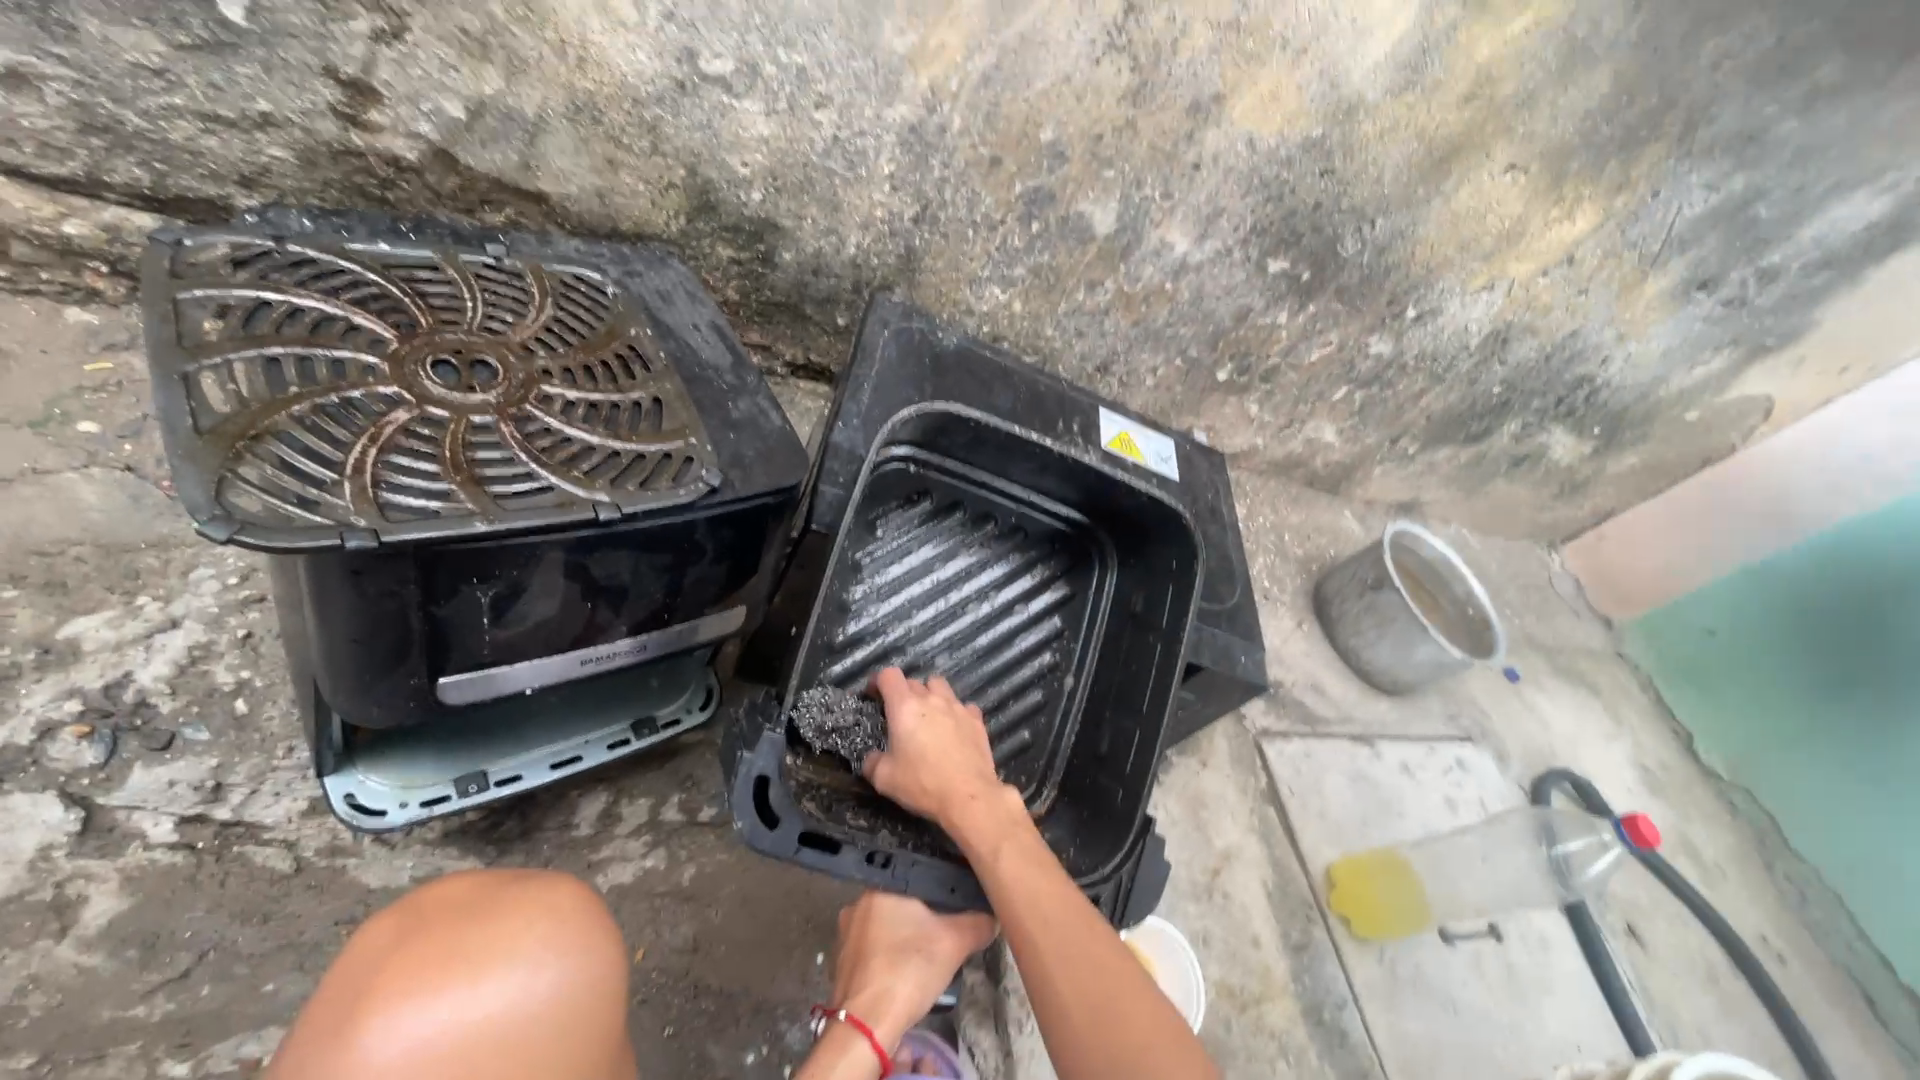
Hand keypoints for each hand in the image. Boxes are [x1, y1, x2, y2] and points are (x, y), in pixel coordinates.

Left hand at [831, 890, 995, 1048]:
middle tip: (945, 938)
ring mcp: (845, 937)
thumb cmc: (908, 970)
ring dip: (906, 944)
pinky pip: (875, 955)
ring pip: (887, 932)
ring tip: (928, 962)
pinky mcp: (843, 966)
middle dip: (923, 922)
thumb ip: (978, 924)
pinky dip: (891, 963)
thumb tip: (991, 919)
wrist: (866, 1025)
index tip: (957, 908)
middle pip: (902, 907)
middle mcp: (857, 906)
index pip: (917, 880)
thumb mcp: (955, 942)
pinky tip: (906, 979)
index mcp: (879, 888)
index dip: (940, 895)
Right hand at [862, 668, 1010, 829]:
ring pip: (940, 686)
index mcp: (904, 707)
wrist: (969, 797)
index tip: (874, 695)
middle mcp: (931, 700)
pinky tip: (954, 729)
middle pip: (913, 681)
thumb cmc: (922, 784)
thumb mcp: (884, 779)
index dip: (878, 681)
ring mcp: (957, 707)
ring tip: (928, 716)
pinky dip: (955, 712)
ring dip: (930, 695)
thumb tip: (872, 758)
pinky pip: (963, 706)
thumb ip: (872, 762)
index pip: (889, 675)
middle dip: (903, 693)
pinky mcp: (976, 720)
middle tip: (899, 715)